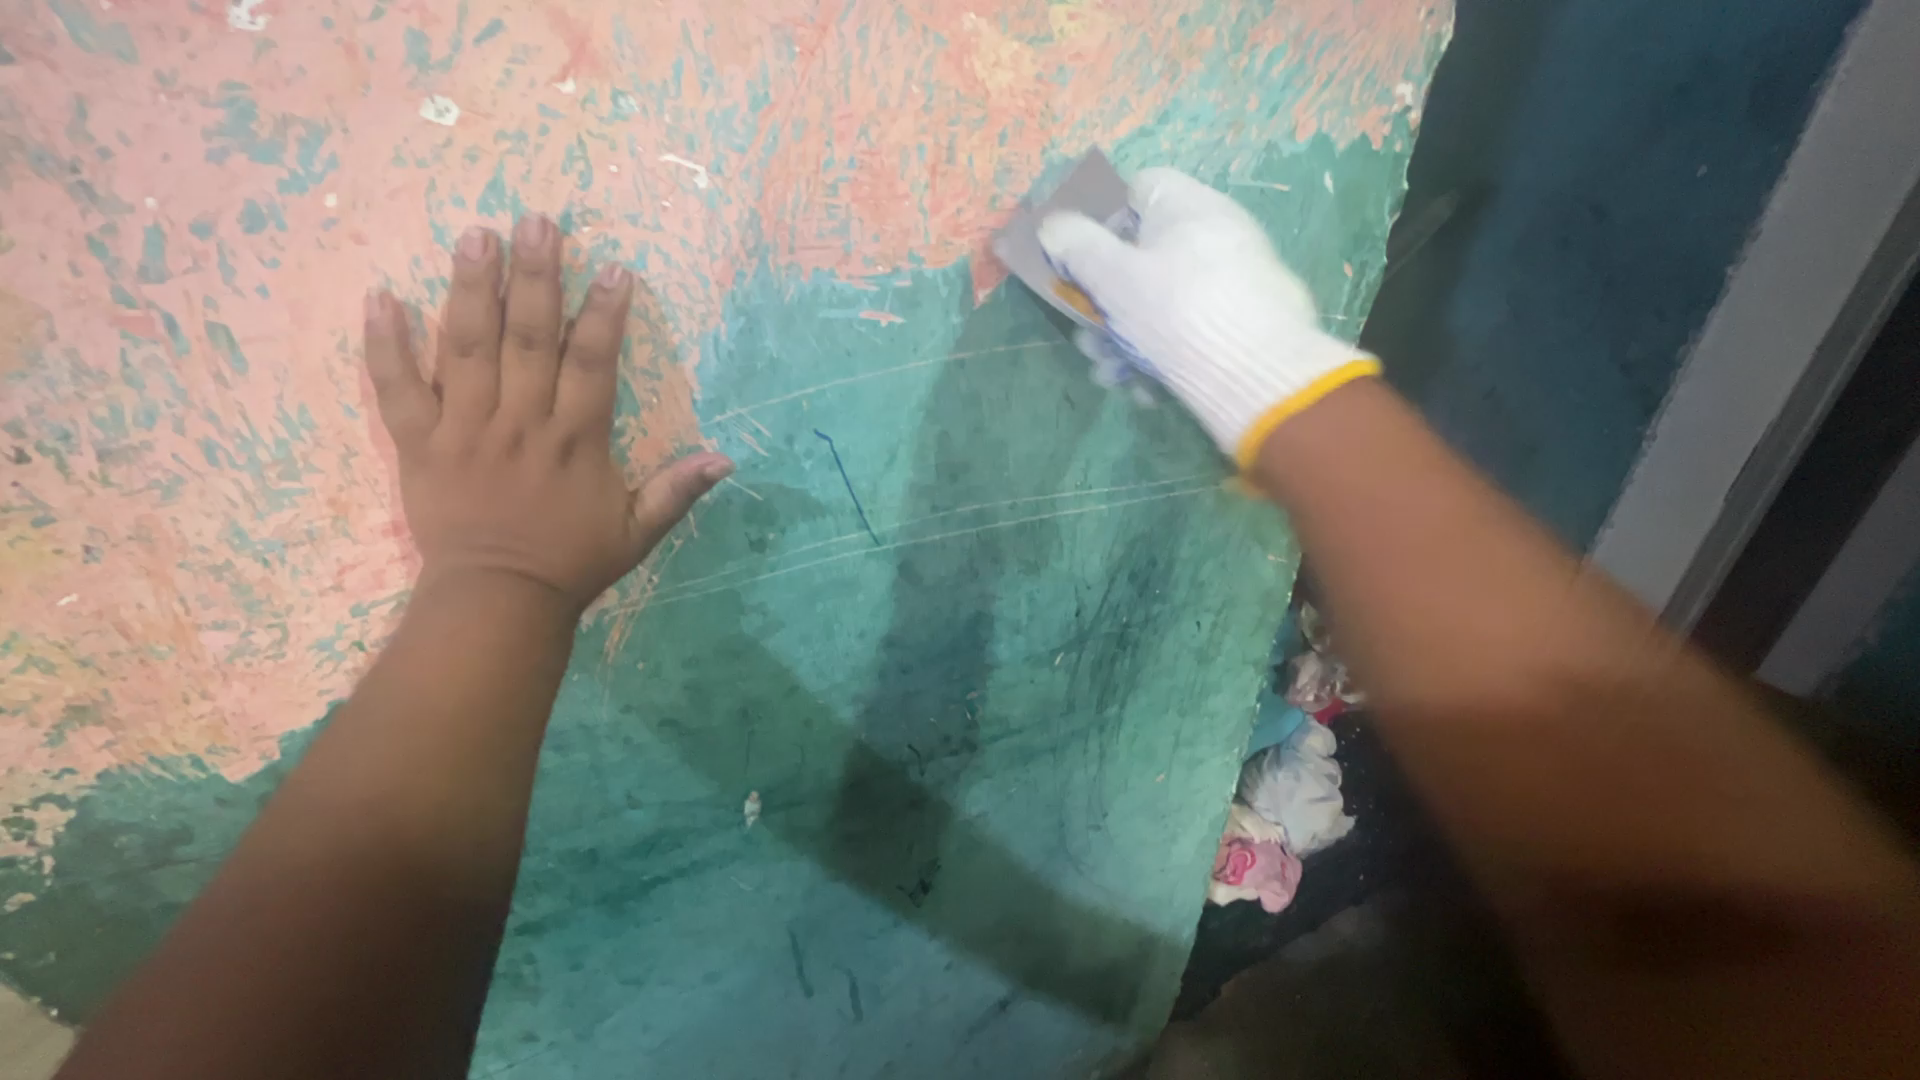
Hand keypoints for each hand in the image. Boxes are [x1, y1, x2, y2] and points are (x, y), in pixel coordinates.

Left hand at [363, 214, 731, 614]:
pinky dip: (385, 345)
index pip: (593, 364)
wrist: (498, 600)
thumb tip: (727, 459)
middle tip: (536, 221)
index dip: (604, 315)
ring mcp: (465, 430)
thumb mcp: (638, 532)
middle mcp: (521, 424)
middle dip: (536, 278)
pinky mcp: (420, 445)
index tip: (612, 268)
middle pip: (529, 339)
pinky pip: (397, 390)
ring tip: (475, 236)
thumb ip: (678, 491)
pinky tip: (382, 296)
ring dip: (472, 290)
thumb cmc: (573, 563)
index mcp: (575, 442)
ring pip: (466, 349)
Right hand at [1037, 167, 1380, 466]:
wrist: (1255, 372)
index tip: (1082, 260)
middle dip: (1106, 303)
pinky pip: (1188, 330)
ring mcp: (1232, 279)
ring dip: (1124, 340)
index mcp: (1186, 206)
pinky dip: (1161, 357)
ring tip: (1112, 375)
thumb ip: (1077, 247)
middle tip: (1088, 338)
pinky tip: (1146, 389)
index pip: (1139, 188)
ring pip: (1160, 303)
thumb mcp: (1113, 277)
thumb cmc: (1176, 310)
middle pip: (1143, 256)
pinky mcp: (1242, 322)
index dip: (1103, 220)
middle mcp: (1214, 234)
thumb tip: (1052, 223)